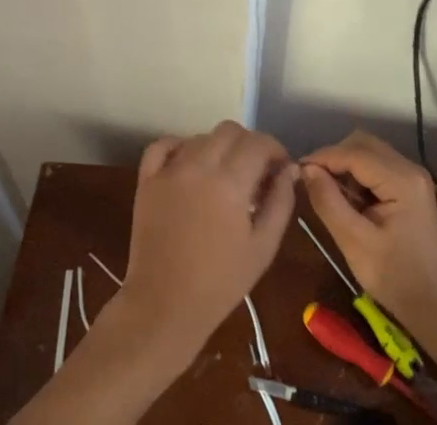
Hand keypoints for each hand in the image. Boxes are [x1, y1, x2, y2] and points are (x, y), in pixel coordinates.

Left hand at [115, 122, 297, 353]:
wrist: (165, 304)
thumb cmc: (221, 281)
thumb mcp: (264, 246)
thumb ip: (281, 202)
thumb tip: (289, 170)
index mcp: (230, 182)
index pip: (259, 143)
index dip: (276, 151)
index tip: (281, 170)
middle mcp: (199, 166)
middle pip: (230, 131)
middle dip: (249, 145)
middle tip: (256, 173)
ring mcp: (169, 171)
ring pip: (200, 137)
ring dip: (219, 148)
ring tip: (225, 177)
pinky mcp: (147, 181)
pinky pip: (163, 146)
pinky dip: (180, 147)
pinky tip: (190, 166)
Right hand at [300, 131, 436, 318]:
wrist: (429, 302)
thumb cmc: (392, 276)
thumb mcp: (353, 241)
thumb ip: (329, 201)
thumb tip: (306, 169)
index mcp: (402, 180)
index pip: (355, 153)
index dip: (324, 157)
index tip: (297, 169)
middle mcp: (411, 169)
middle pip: (364, 144)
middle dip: (335, 157)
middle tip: (312, 181)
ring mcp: (413, 177)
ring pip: (370, 152)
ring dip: (346, 166)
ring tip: (328, 192)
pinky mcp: (410, 186)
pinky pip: (378, 167)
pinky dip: (358, 175)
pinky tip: (348, 199)